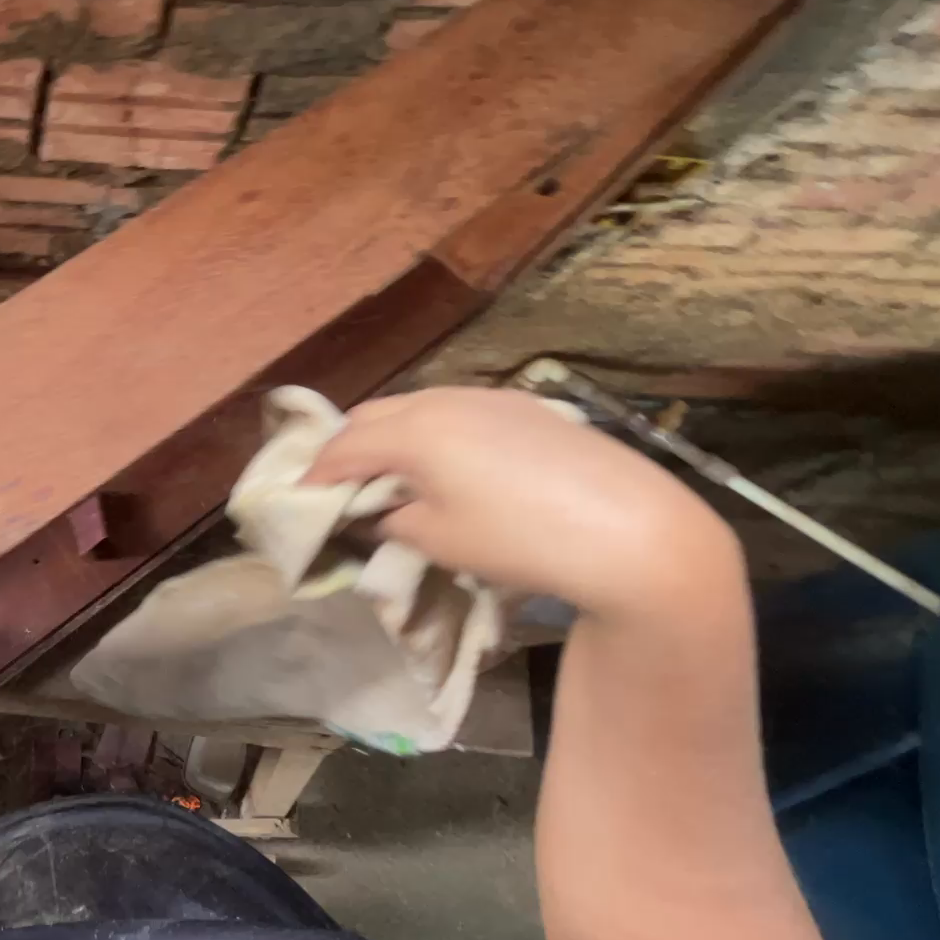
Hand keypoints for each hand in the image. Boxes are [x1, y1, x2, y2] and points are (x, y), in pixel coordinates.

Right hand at [305, 387, 740, 620]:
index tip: (300, 501)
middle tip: (339, 486)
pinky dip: (428, 432)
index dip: (314, 476)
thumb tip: (374, 511)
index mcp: (414, 431)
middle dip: (346, 448)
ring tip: (387, 474)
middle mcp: (445, 400)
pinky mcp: (526, 408)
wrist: (639, 535)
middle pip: (371, 415)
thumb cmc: (520, 541)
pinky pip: (453, 411)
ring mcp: (490, 399)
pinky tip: (444, 464)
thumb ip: (388, 518)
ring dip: (387, 436)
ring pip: (413, 407)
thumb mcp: (435, 539)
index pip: (342, 448)